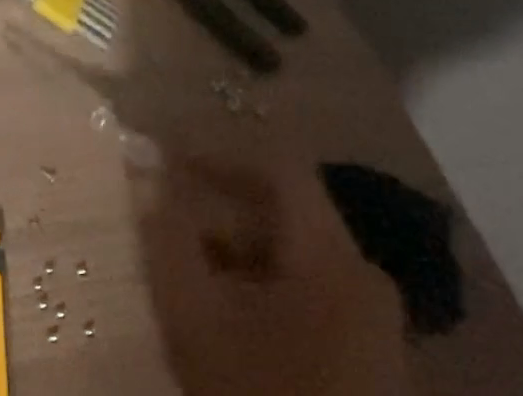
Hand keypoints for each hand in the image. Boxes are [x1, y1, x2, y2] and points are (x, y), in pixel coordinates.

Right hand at [132, 146, 409, 395]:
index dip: (217, 151)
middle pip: (283, 215)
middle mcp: (366, 277)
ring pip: (291, 257)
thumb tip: (148, 174)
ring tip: (183, 273)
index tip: (164, 154)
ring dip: (232, 253)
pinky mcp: (368, 354)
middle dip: (216, 214)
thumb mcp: (193, 312)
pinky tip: (221, 312)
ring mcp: (374, 320)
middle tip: (162, 224)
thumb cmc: (255, 387)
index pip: (279, 169)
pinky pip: (307, 292)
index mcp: (334, 258)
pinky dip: (258, 285)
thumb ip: (167, 235)